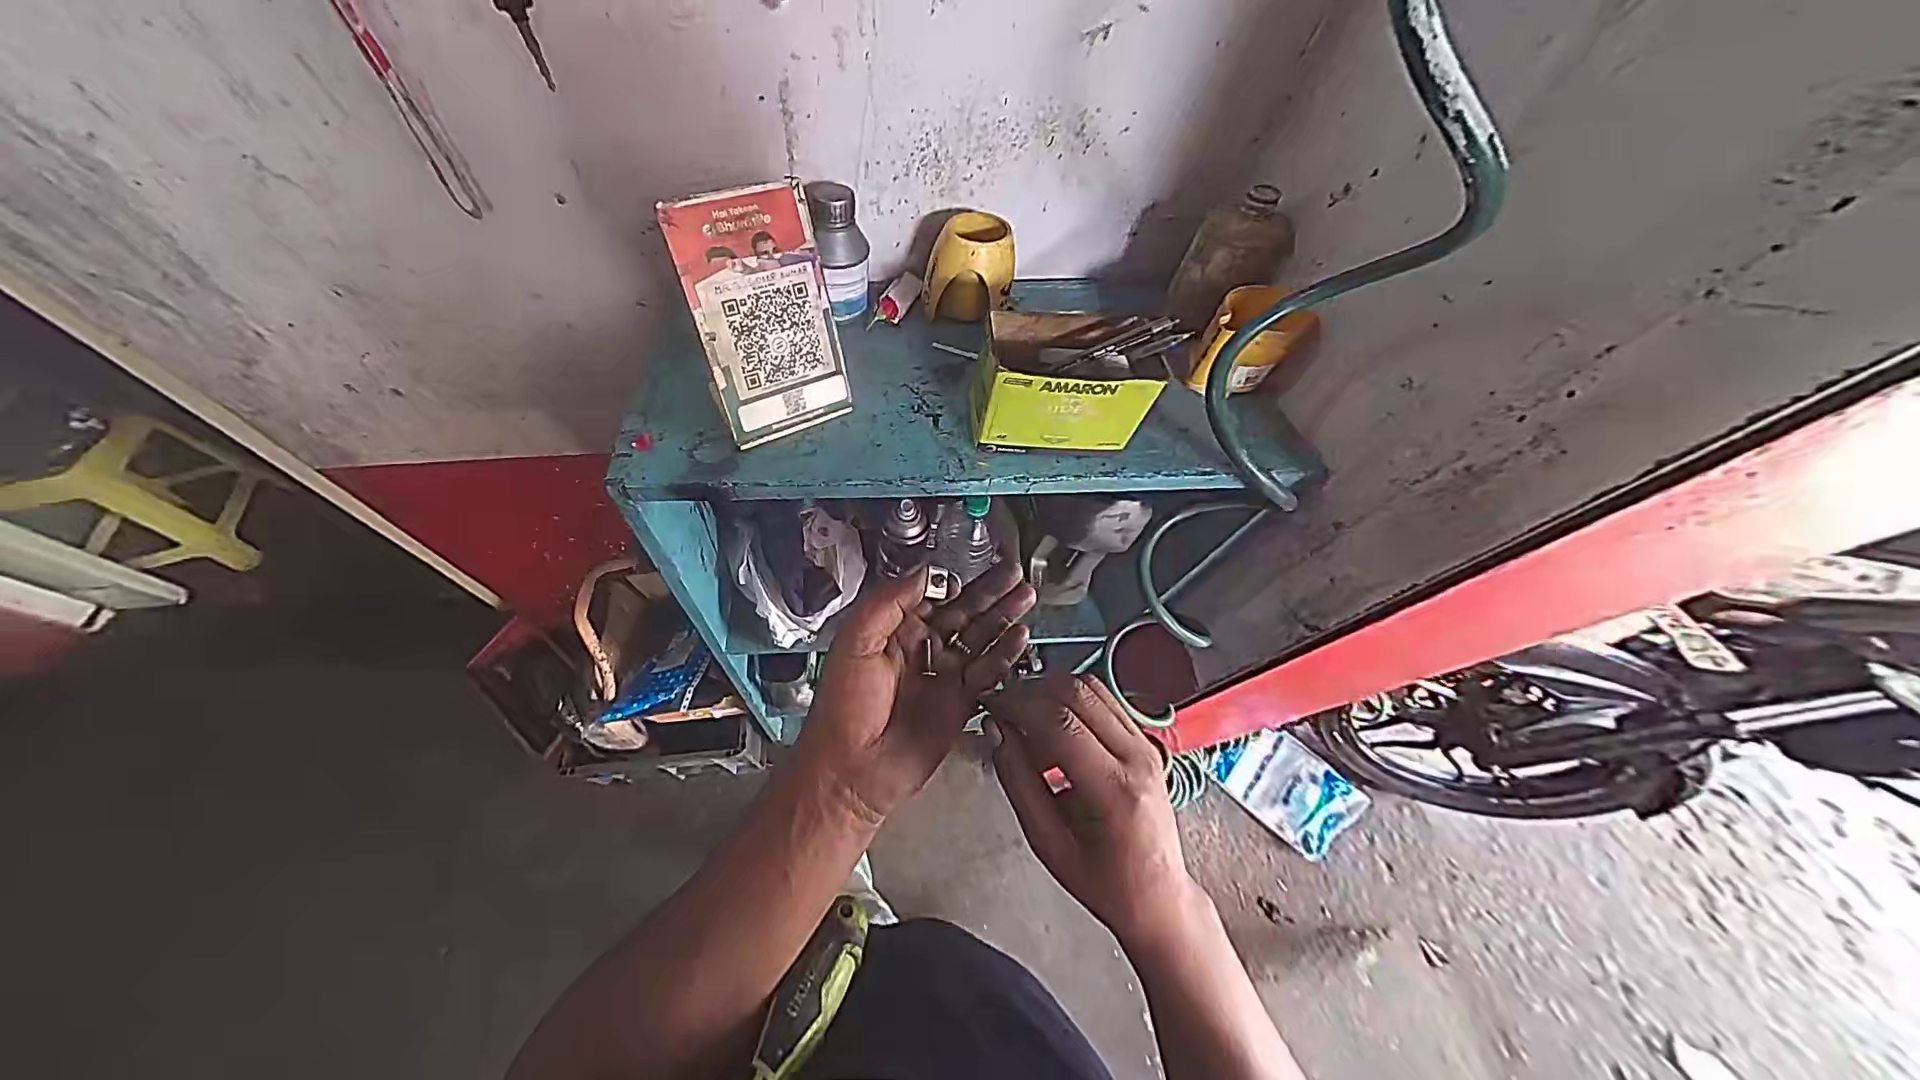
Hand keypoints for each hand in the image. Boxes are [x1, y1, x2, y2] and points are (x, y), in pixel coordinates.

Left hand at [795, 561, 1034, 826]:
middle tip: (1012, 575)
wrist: (851, 771)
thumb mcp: (855, 643)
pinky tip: (1019, 637)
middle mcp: (919, 651)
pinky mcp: (959, 703)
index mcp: (891, 632)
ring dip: (1003, 618)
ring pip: (978, 639)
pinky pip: (987, 673)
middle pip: (960, 614)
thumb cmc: (841, 710)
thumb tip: (922, 573)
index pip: (929, 596)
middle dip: (988, 594)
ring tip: (1025, 597)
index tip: (976, 566)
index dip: (953, 582)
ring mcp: (940, 677)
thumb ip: (888, 603)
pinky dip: (1005, 655)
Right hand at [985, 674, 1199, 945]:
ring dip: (1051, 692)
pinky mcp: (1145, 741)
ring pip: (1091, 688)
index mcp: (1115, 789)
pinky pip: (1104, 701)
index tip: (992, 707)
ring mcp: (1146, 745)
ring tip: (1025, 720)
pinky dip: (1071, 701)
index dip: (1017, 706)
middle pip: (1077, 692)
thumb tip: (996, 732)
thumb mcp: (1047, 842)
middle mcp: (1137, 758)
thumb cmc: (1105, 882)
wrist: (1157, 895)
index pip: (1060, 722)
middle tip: (1003, 707)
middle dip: (1031, 692)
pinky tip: (1051, 727)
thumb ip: (1018, 782)